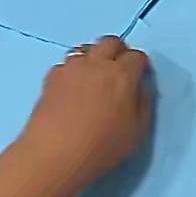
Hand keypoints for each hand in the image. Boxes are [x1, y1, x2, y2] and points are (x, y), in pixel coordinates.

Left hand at [2, 35, 151, 196]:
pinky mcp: (52, 76)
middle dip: (118, 51)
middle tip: (118, 70)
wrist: (54, 154)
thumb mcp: (136, 132)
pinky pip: (66, 64)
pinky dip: (72, 70)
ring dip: (94, 57)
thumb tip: (142, 87)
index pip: (137, 56)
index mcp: (122, 74)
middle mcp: (98, 63)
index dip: (140, 66)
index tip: (139, 77)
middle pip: (110, 42)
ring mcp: (72, 67)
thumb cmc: (101, 147)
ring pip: (86, 48)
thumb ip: (143, 104)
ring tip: (93, 77)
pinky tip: (72, 88)